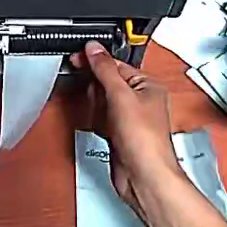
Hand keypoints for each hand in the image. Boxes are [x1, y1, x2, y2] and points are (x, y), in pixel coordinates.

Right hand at [70, 42, 181, 213]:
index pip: (117, 64)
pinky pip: (101, 119)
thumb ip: (104, 69)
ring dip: (97, 107)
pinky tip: (100, 127)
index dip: (97, 62)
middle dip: (97, 89)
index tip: (78, 58)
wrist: (143, 177)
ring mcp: (129, 118)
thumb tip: (94, 48)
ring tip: (103, 118)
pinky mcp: (119, 133)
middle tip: (97, 97)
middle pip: (108, 82)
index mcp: (148, 85)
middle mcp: (141, 100)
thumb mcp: (120, 95)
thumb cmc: (145, 141)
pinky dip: (97, 121)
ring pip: (102, 101)